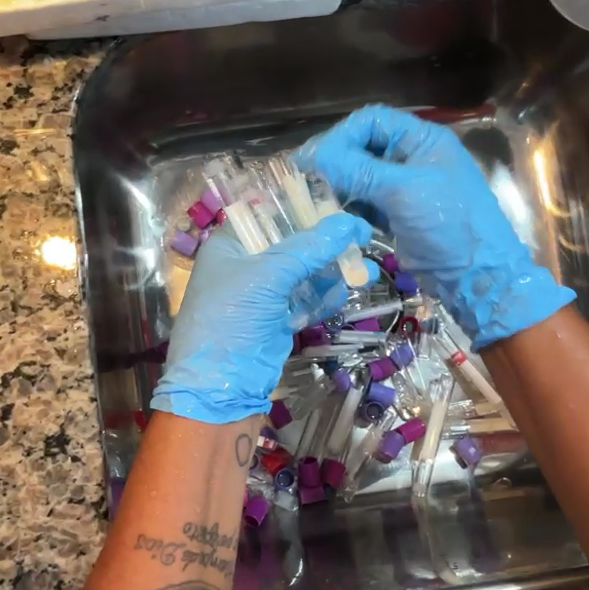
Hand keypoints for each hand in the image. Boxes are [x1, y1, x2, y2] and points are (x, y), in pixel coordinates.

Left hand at [151, 213, 372, 424]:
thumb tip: (351, 223)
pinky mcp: (275, 321)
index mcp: (229, 245)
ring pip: (302, 274)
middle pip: (290, 243)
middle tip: (362, 235)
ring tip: (368, 267)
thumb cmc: (232, 319)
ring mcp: (260, 296)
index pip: (266, 213)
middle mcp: (243, 265)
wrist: (220, 387)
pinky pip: (305, 301)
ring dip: (333, 270)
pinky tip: (351, 290)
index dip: (301, 205)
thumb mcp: (268, 276)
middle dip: (326, 241)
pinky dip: (326, 296)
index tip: (338, 201)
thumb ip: (310, 248)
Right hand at [296, 104, 575, 347]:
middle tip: (309, 184)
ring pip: (361, 178)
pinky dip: (350, 210)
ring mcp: (405, 188)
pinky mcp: (398, 215)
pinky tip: (340, 221)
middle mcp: (413, 158)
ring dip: (340, 189)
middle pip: (363, 148)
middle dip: (337, 164)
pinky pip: (366, 204)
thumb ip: (357, 171)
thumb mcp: (402, 192)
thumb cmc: (448, 226)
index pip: (371, 122)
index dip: (341, 136)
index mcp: (422, 140)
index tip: (313, 160)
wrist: (476, 278)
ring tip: (321, 204)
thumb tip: (310, 155)